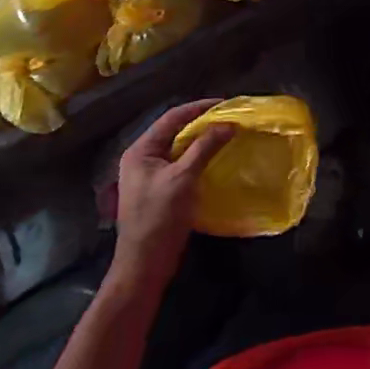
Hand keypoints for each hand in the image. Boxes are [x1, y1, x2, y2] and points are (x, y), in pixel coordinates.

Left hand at [113, 99, 235, 289]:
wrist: (144, 265)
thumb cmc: (160, 218)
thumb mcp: (183, 178)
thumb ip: (204, 147)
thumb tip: (228, 124)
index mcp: (141, 150)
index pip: (172, 118)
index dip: (199, 108)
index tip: (225, 104)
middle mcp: (142, 158)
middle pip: (174, 131)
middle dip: (201, 123)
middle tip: (229, 118)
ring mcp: (149, 176)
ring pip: (178, 149)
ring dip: (201, 141)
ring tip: (226, 135)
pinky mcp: (159, 191)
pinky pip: (180, 165)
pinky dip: (198, 158)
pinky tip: (215, 159)